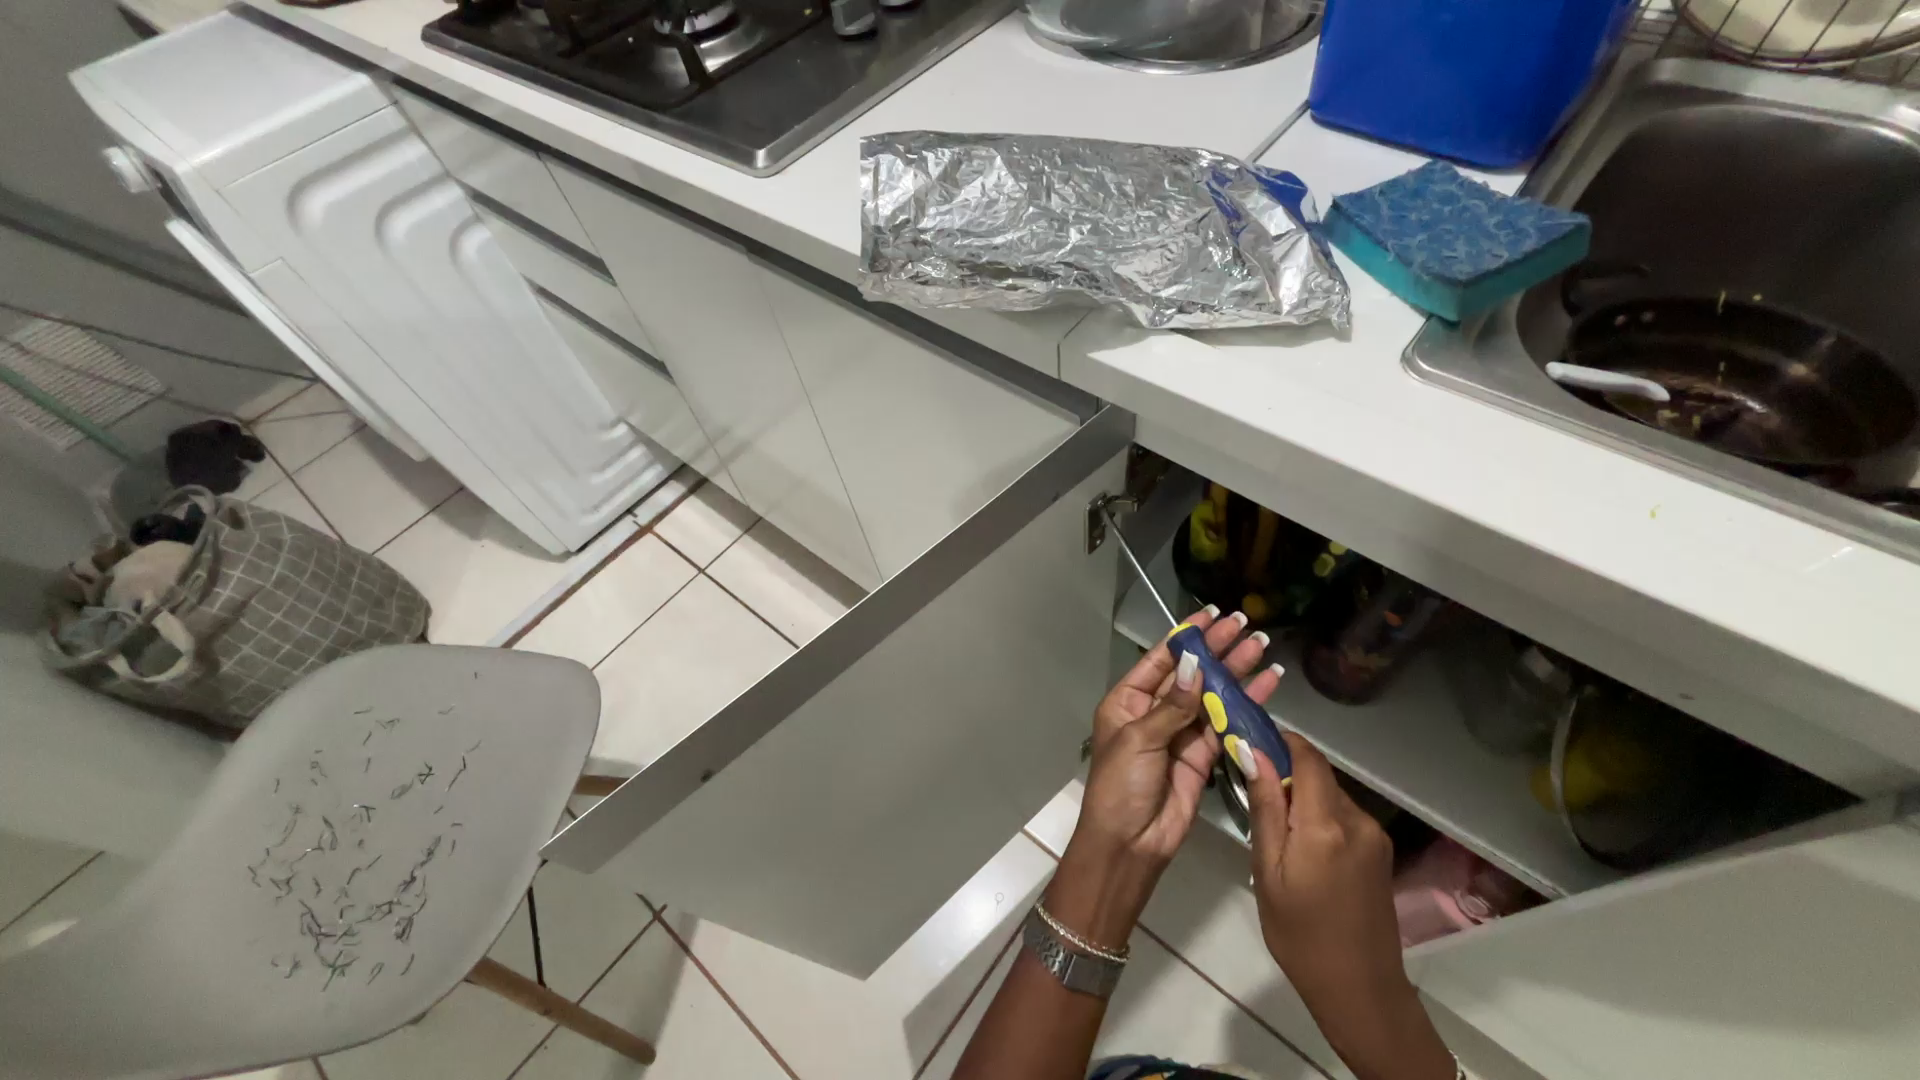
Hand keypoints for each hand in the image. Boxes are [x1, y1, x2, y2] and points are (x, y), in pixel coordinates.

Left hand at [1077, 607, 1280, 866]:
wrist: (1130, 844)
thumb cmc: (1121, 786)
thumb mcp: (1140, 740)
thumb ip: (1172, 704)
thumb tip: (1194, 664)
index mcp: (1127, 701)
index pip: (1160, 659)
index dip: (1187, 637)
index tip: (1212, 615)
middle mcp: (1154, 711)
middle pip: (1190, 673)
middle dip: (1217, 650)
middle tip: (1248, 625)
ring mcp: (1180, 733)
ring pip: (1212, 696)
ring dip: (1236, 673)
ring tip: (1264, 647)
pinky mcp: (1203, 756)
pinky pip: (1225, 724)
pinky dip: (1246, 706)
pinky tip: (1267, 685)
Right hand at [1244, 734, 1455, 1079]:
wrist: (1359, 988)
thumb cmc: (1299, 933)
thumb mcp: (1267, 871)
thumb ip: (1266, 808)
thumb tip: (1254, 753)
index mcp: (1326, 824)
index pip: (1308, 756)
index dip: (1282, 738)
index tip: (1250, 735)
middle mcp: (1358, 820)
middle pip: (1319, 775)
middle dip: (1287, 771)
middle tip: (1250, 785)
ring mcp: (1374, 836)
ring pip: (1330, 796)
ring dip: (1303, 796)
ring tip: (1272, 823)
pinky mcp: (1380, 852)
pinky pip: (1343, 817)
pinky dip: (1319, 817)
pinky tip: (1299, 845)